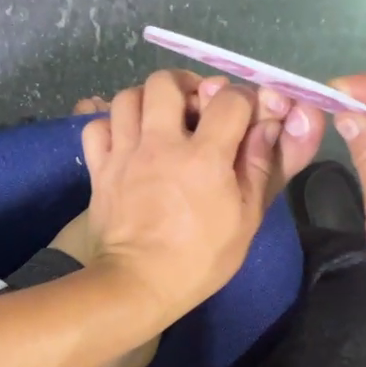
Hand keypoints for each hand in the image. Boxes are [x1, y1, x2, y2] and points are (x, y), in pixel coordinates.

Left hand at [75, 70, 323, 324]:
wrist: (136, 284)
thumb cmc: (198, 259)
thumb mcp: (245, 219)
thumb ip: (258, 166)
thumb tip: (269, 124)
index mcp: (203, 157)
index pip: (229, 99)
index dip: (242, 101)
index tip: (242, 118)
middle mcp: (160, 144)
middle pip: (165, 82)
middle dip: (184, 86)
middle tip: (193, 107)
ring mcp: (124, 154)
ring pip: (127, 98)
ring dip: (145, 102)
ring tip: (158, 121)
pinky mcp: (99, 170)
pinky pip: (96, 128)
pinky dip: (110, 127)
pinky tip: (125, 142)